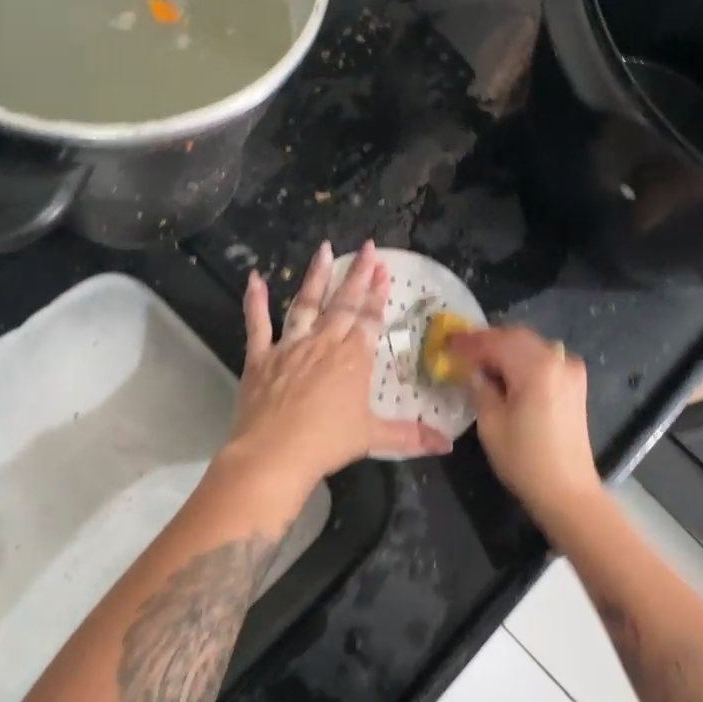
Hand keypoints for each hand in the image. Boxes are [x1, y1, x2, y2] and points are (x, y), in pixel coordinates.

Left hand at [227, 240, 452, 486]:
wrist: (273, 453)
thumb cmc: (327, 443)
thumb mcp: (372, 438)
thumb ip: (409, 435)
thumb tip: (447, 445)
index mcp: (353, 358)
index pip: (370, 319)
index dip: (378, 294)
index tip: (384, 270)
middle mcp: (324, 343)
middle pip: (344, 303)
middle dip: (358, 274)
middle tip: (367, 248)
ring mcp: (290, 347)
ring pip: (306, 304)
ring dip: (316, 276)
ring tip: (324, 249)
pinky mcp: (260, 357)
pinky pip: (257, 324)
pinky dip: (255, 301)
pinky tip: (255, 279)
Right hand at [451, 326, 599, 513]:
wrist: (567, 490)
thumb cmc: (524, 460)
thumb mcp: (491, 424)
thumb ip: (480, 388)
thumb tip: (472, 371)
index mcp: (537, 368)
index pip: (497, 342)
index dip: (470, 342)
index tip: (448, 343)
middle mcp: (557, 360)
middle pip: (516, 337)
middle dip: (487, 341)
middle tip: (460, 349)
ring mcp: (570, 371)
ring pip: (530, 346)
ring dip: (504, 348)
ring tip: (478, 361)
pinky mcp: (574, 384)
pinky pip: (543, 360)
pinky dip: (521, 360)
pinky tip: (504, 373)